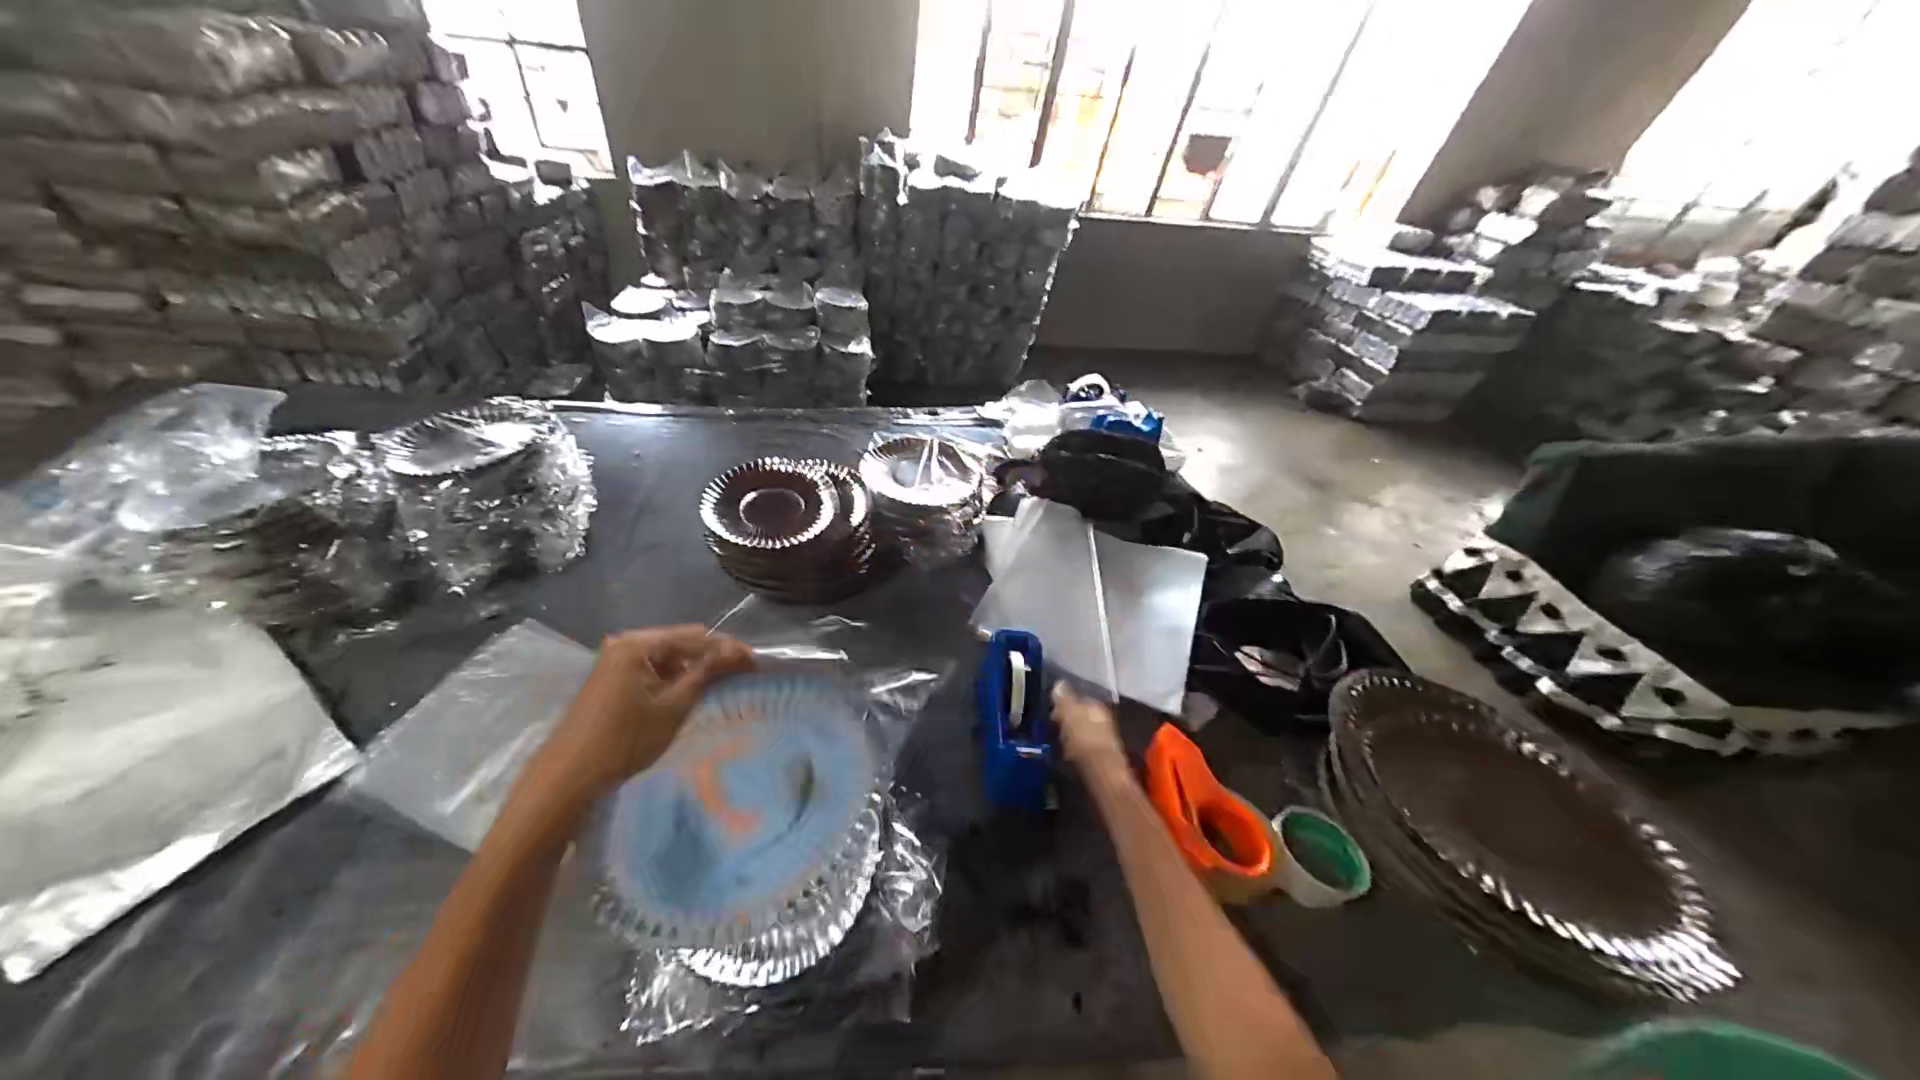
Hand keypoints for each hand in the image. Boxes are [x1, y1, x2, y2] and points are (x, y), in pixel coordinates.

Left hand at [538, 625, 755, 799]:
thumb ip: (708, 673)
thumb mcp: (674, 706)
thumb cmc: (626, 740)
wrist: (570, 776)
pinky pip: (654, 667)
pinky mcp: (612, 677)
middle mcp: (625, 643)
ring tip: (721, 684)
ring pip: (669, 655)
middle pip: (682, 642)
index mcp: (638, 643)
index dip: (729, 649)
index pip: (696, 637)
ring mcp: (616, 659)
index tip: (756, 664)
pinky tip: (690, 692)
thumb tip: (740, 652)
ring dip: (694, 667)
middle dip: (713, 656)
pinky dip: (674, 677)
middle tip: (743, 673)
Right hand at [1054, 682, 1126, 774]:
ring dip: (1071, 734)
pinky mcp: (1101, 756)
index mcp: (1096, 705)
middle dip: (1067, 719)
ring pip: (1082, 730)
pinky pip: (1083, 746)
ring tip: (1056, 741)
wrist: (1101, 771)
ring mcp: (1104, 737)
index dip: (1062, 705)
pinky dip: (1075, 747)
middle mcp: (1103, 718)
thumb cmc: (1083, 738)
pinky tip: (1066, 753)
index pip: (1077, 698)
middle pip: (1081, 715)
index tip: (1050, 712)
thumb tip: (1059, 683)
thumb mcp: (1069, 714)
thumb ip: (1064, 698)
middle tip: (1052, 726)